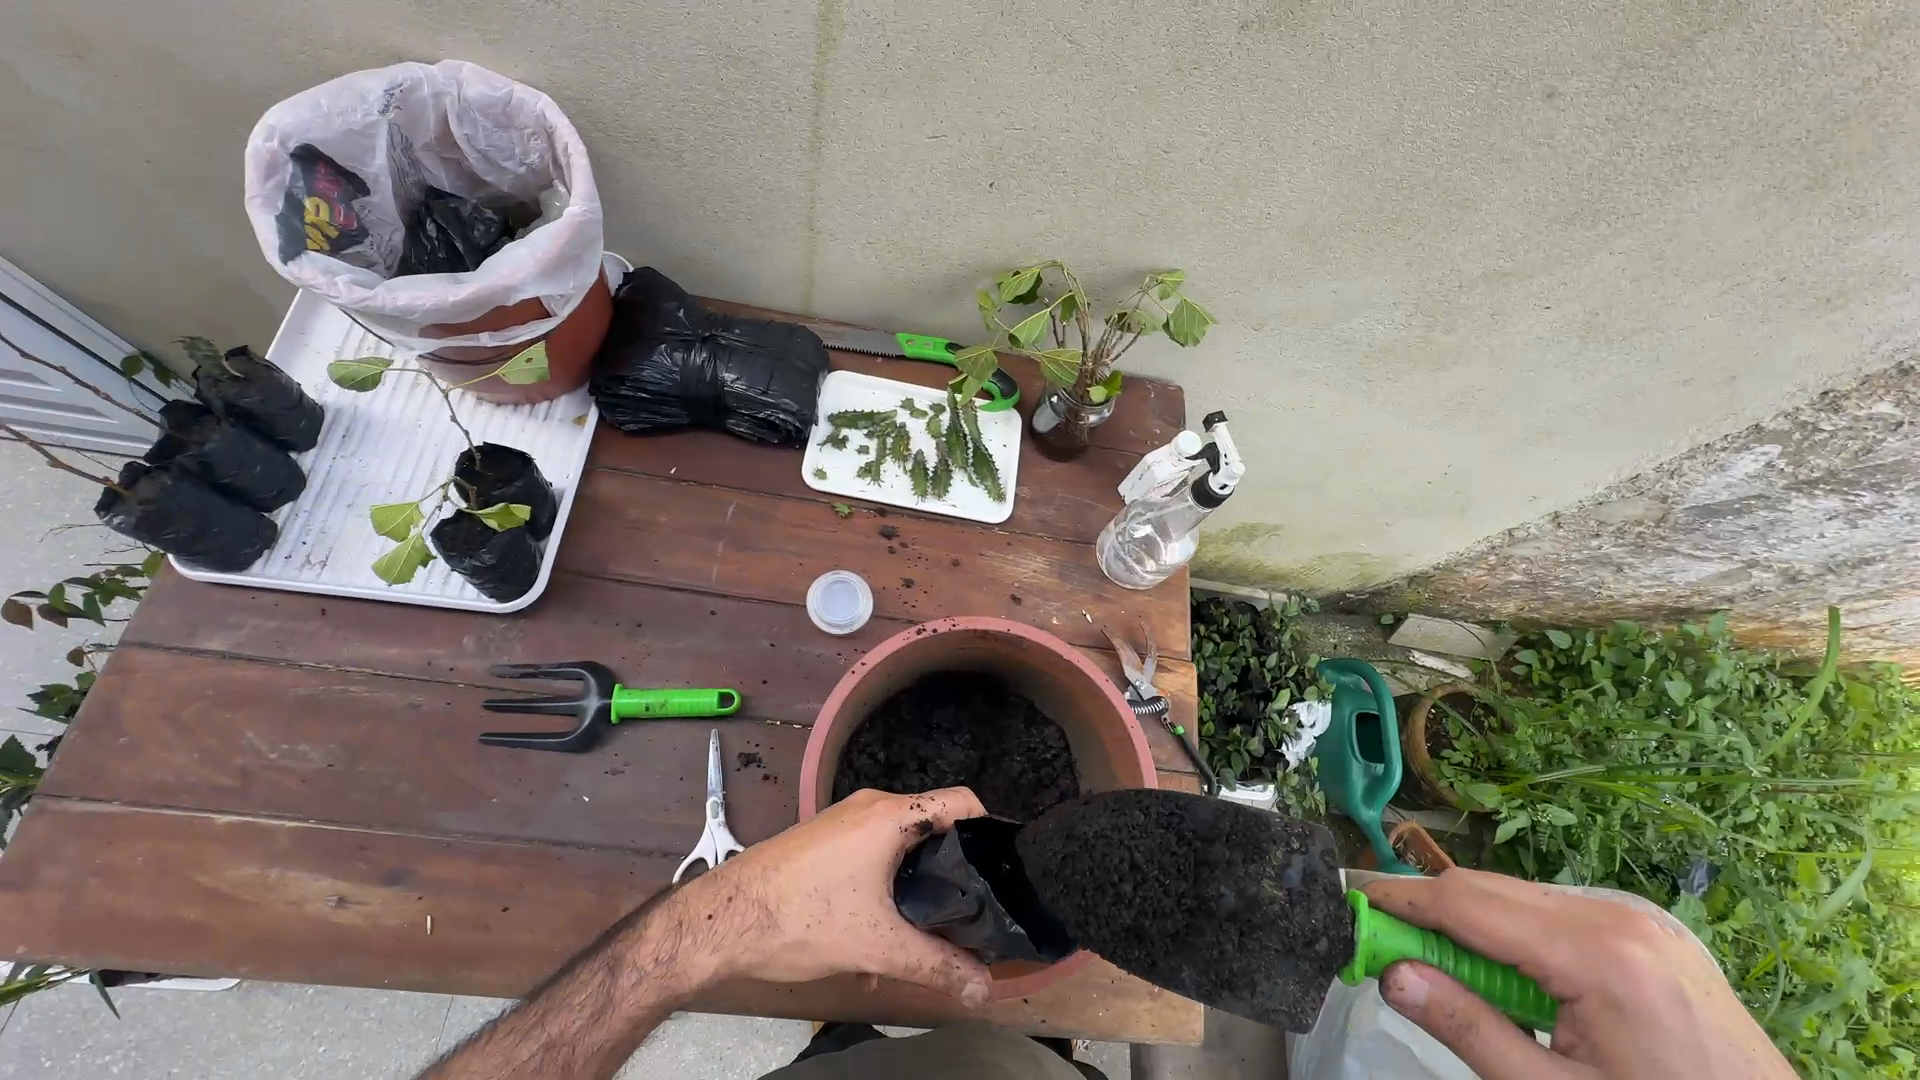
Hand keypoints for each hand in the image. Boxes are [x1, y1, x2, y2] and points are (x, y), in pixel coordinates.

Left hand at [668, 786, 991, 1004]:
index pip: (962, 801)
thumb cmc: (800, 918)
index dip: (991, 830)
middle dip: (957, 865)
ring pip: (903, 841)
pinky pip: (875, 850)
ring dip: (920, 879)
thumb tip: (983, 987)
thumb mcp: (875, 946)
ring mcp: (846, 820)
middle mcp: (871, 806)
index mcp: (891, 815)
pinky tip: (886, 926)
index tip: (1008, 867)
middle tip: (977, 905)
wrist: (720, 919)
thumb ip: (935, 964)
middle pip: (935, 823)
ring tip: (935, 924)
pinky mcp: (827, 838)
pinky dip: (891, 880)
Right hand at [1362, 869, 1795, 1079]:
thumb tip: (1389, 973)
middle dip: (1427, 914)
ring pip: (1515, 897)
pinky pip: (1553, 913)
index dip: (1398, 902)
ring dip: (1467, 925)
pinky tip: (1510, 980)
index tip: (1349, 912)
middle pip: (1486, 890)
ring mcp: (1638, 919)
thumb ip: (1467, 1029)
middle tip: (1386, 954)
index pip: (1466, 902)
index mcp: (1598, 955)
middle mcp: (1616, 915)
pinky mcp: (1648, 931)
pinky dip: (1511, 935)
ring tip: (1449, 979)